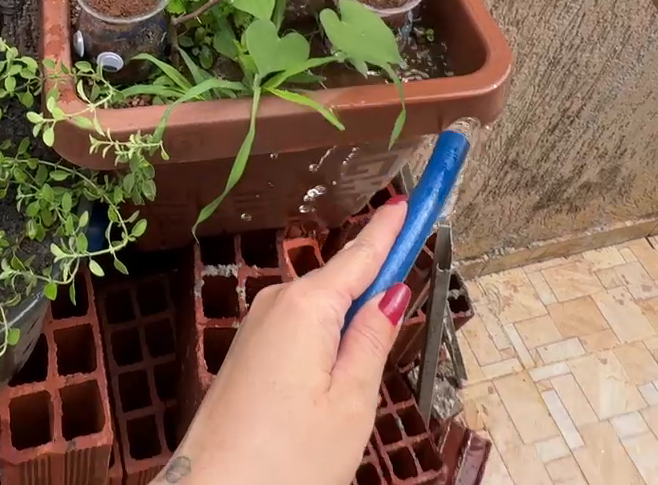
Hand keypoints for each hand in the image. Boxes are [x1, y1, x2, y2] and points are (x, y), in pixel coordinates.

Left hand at [163, 199, 413, 484]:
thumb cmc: (286, 460)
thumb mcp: (350, 402)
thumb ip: (371, 339)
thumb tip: (392, 291)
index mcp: (307, 306)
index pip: (360, 255)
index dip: (388, 229)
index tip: (407, 199)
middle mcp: (278, 300)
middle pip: (340, 281)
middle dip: (373, 290)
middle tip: (401, 310)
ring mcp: (259, 321)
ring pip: (321, 309)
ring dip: (348, 326)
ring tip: (358, 384)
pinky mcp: (250, 345)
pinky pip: (299, 326)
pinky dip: (324, 337)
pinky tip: (329, 380)